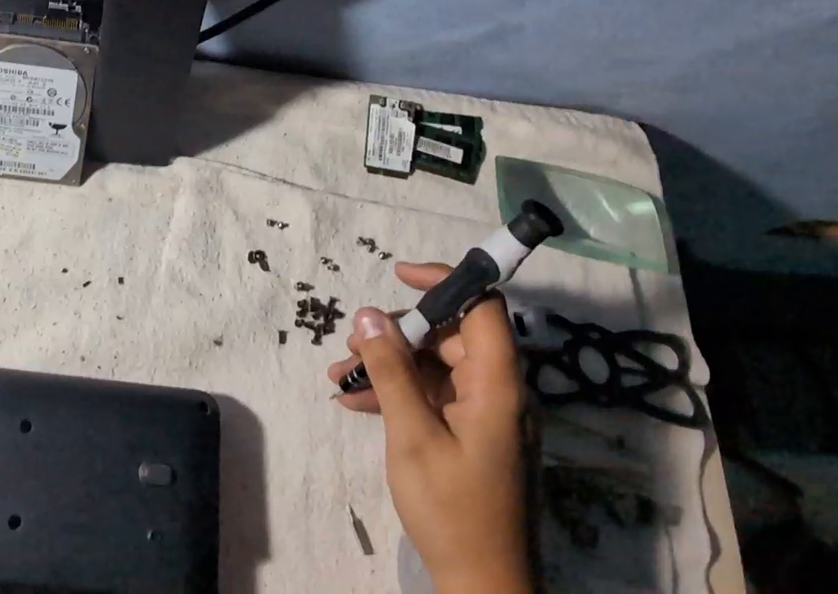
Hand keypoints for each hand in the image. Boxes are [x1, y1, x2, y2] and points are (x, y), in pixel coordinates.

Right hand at [328, 262, 529, 593]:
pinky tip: (354, 402)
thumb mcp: (411, 435)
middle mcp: (498, 392)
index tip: (397, 275)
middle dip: (396, 334)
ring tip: (339, 376)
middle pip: (450, 337)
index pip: (482, 308)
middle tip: (350, 344)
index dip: (444, 281)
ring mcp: (486, 417)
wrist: (484, 587)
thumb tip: (368, 313)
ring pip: (435, 368)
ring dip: (388, 366)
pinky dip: (397, 394)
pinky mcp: (473, 438)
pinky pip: (434, 398)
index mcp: (498, 385)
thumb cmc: (452, 508)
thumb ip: (391, 370)